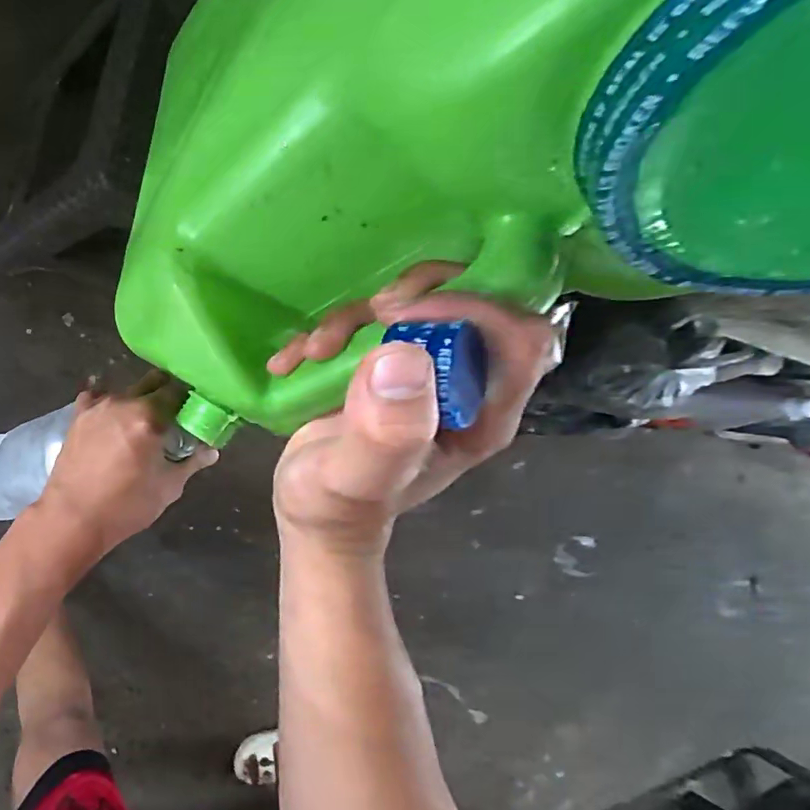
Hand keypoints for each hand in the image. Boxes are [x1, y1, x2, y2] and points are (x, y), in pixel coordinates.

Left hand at [35, 374, 218, 555]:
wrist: (72, 516)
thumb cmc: (125, 506)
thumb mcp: (167, 488)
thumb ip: (190, 463)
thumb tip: (210, 450)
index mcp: (149, 417)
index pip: (178, 391)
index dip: (190, 398)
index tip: (196, 409)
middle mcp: (123, 403)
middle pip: (152, 384)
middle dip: (166, 395)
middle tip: (173, 416)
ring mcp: (97, 407)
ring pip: (126, 391)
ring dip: (138, 400)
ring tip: (141, 423)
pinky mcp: (77, 416)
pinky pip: (96, 397)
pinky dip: (107, 402)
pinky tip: (111, 417)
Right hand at [269, 264, 561, 557]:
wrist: (308, 511)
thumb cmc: (337, 503)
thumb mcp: (356, 475)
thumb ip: (385, 431)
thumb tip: (404, 357)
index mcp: (479, 414)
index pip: (518, 337)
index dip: (473, 309)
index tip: (403, 315)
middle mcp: (459, 386)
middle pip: (468, 307)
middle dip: (413, 299)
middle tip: (369, 314)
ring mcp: (420, 374)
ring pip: (410, 310)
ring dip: (354, 319)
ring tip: (312, 353)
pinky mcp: (382, 368)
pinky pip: (367, 326)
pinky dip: (326, 333)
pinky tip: (291, 361)